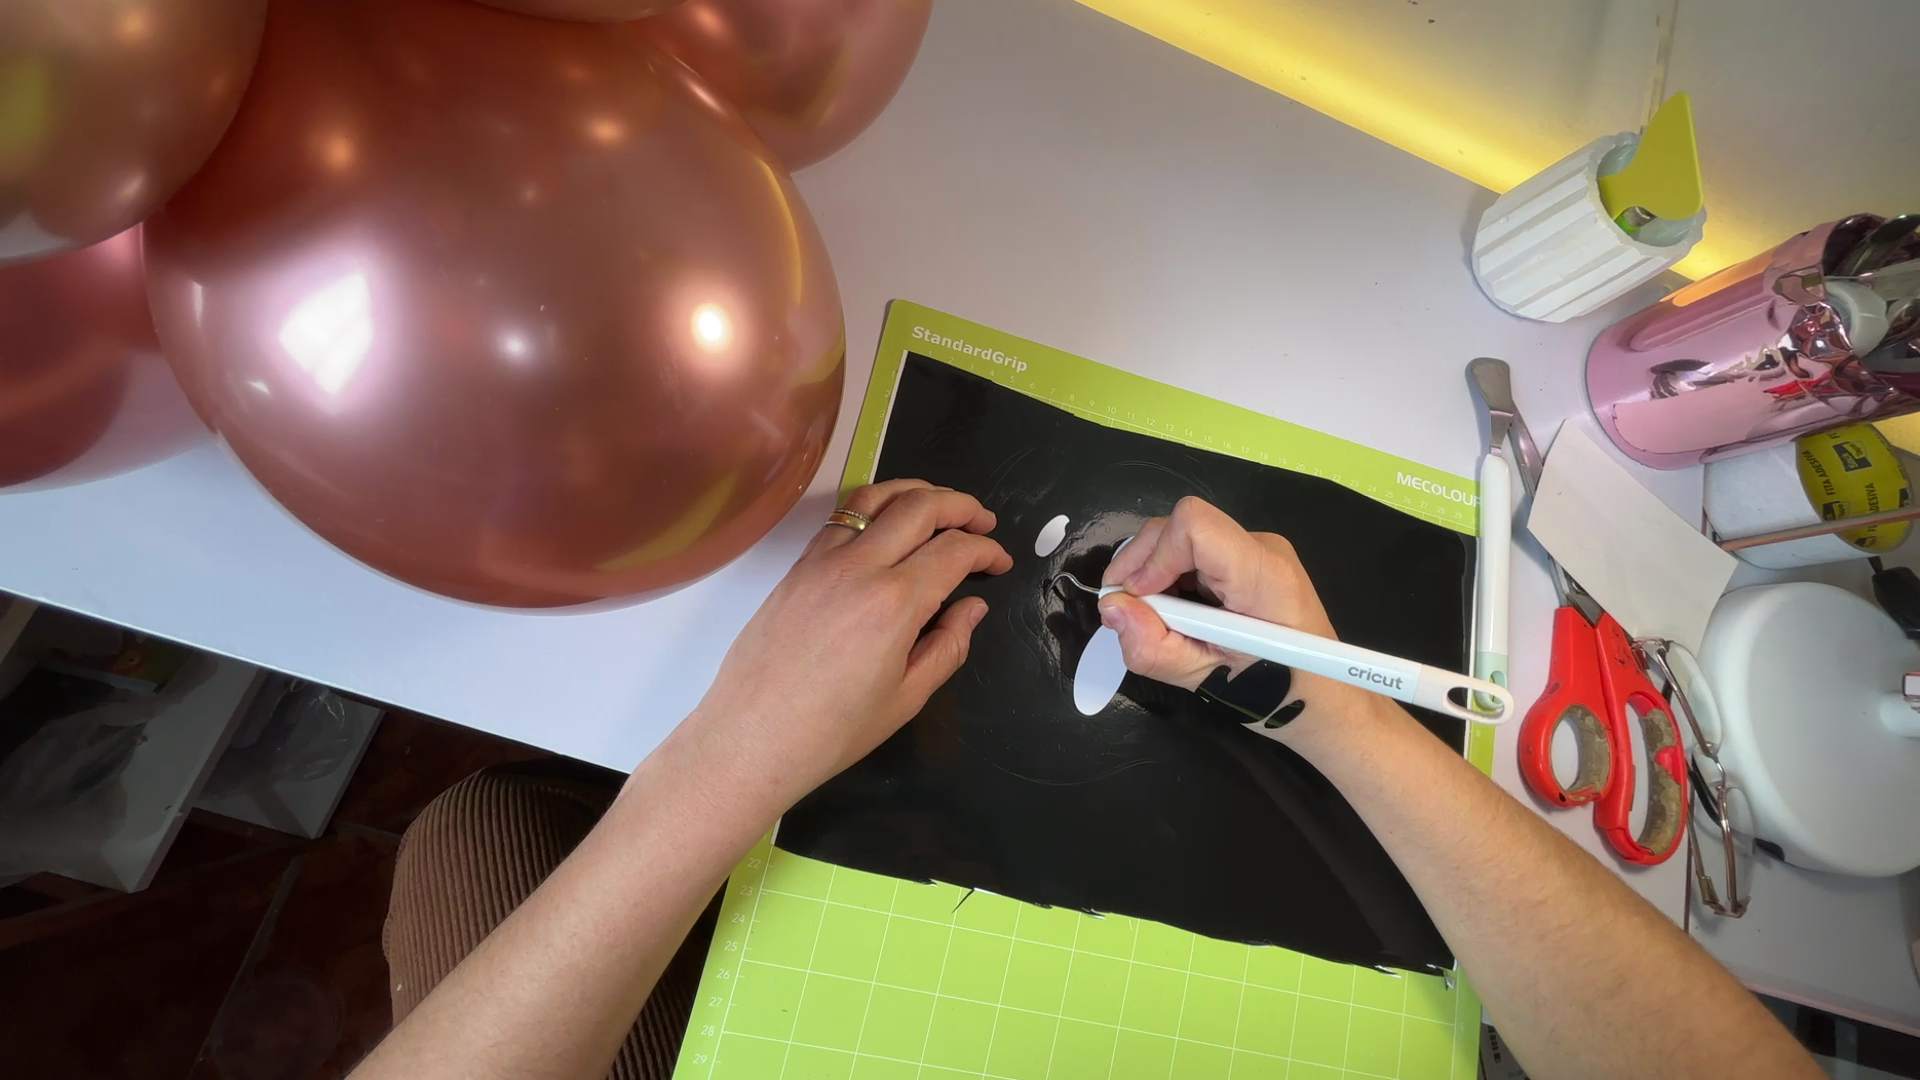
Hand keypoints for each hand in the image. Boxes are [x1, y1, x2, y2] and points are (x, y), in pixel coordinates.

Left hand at [687, 479, 1012, 803]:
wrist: (750, 738)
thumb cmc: (833, 731)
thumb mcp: (907, 698)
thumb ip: (948, 645)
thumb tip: (973, 607)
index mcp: (894, 603)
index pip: (953, 550)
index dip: (986, 550)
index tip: (1000, 562)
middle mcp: (859, 567)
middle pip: (920, 506)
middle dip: (961, 506)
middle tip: (984, 522)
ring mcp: (822, 560)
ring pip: (877, 497)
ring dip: (917, 492)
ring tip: (941, 506)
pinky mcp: (798, 565)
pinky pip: (843, 516)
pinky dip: (876, 506)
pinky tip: (888, 524)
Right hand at [1096, 496, 1338, 690]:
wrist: (1329, 702)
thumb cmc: (1281, 697)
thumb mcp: (1208, 681)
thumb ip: (1155, 647)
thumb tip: (1110, 607)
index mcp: (1262, 576)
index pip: (1193, 525)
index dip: (1153, 557)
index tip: (1135, 599)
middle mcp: (1259, 548)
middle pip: (1177, 527)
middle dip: (1140, 566)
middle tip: (1128, 612)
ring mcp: (1253, 550)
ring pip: (1177, 538)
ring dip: (1151, 576)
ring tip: (1157, 619)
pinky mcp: (1244, 559)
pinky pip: (1189, 552)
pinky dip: (1166, 579)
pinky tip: (1177, 614)